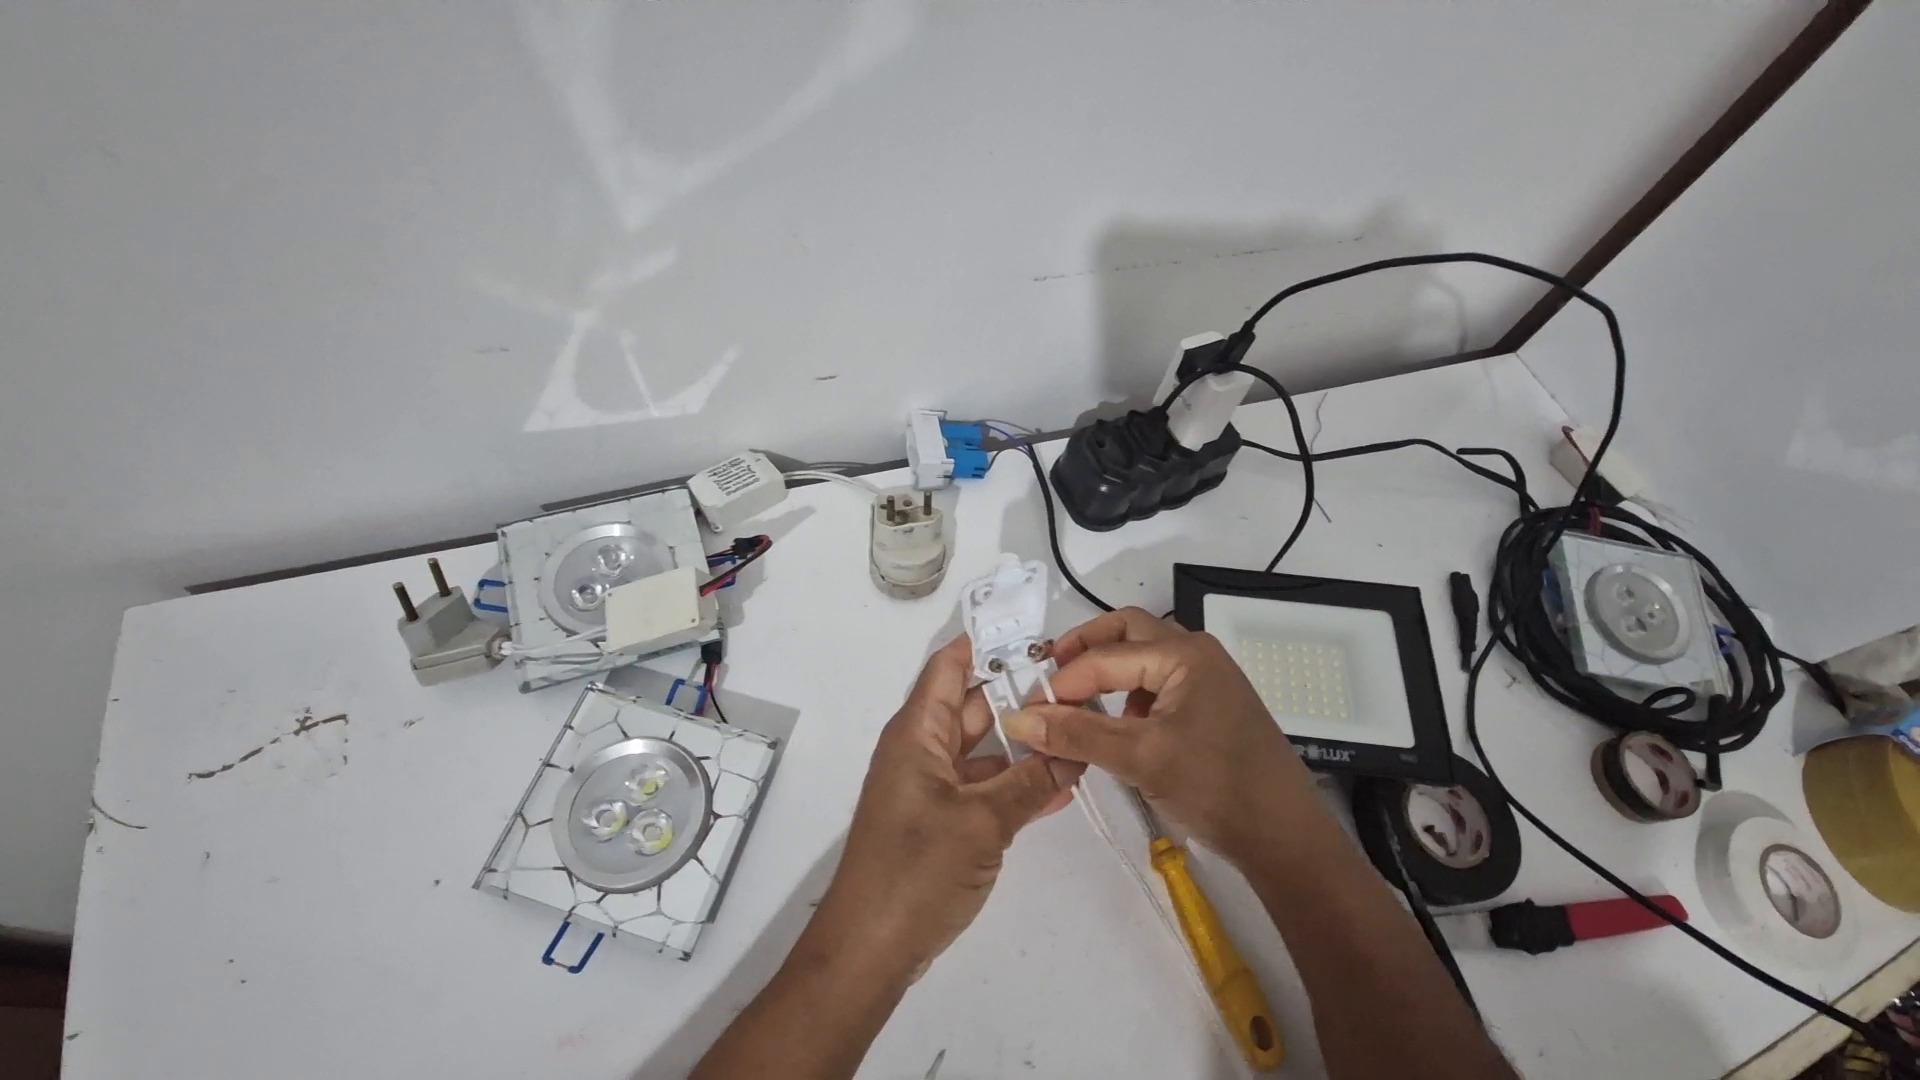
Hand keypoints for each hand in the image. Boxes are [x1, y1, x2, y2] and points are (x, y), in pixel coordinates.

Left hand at [817, 636, 1082, 978]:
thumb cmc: (916, 871)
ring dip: (1025, 745)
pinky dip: (1017, 784)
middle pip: (975, 707)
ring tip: (1079, 735)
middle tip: (1078, 691)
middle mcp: (922, 750)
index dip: (987, 645)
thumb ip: (1031, 784)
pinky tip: (1060, 787)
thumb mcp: (982, 823)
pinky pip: (984, 787)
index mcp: (918, 733)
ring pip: (984, 749)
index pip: (950, 667)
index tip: (1035, 635)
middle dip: (1021, 698)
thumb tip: (1074, 754)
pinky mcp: (942, 821)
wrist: (870, 948)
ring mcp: (932, 787)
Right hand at [1002, 607, 1311, 863]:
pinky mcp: (1212, 705)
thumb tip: (1018, 719)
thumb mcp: (1139, 758)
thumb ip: (1077, 734)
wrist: (1285, 837)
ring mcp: (1208, 678)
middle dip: (1084, 649)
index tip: (1029, 712)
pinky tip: (1120, 727)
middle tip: (1049, 675)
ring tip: (1078, 703)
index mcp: (1183, 654)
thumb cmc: (1215, 787)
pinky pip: (1159, 683)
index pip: (1105, 656)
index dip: (1063, 682)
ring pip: (1143, 657)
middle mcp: (1197, 653)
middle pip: (1127, 632)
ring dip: (1108, 671)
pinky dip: (1130, 694)